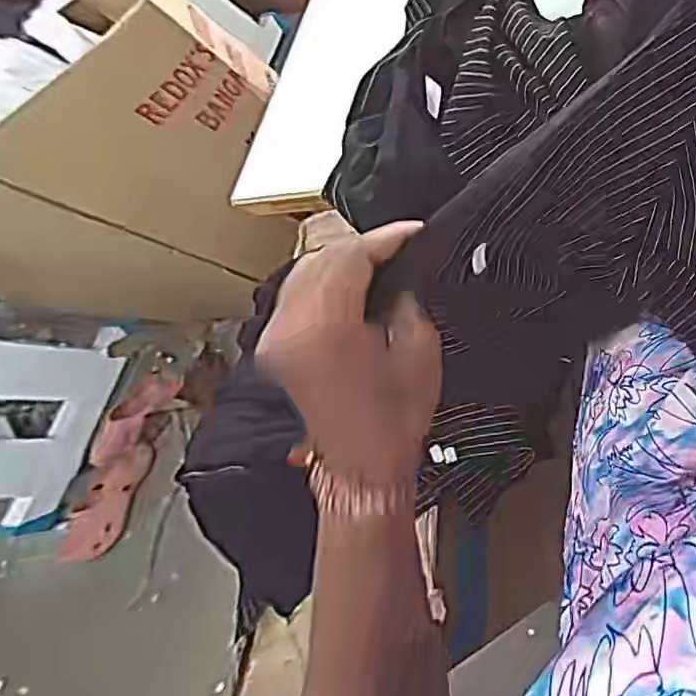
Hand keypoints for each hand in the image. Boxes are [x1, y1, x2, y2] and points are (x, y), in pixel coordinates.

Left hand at [256, 221, 439, 486]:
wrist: (362, 464)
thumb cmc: (395, 418)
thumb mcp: (419, 350)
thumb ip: (406, 303)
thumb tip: (400, 280)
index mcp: (324, 329)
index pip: (349, 257)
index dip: (386, 238)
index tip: (414, 232)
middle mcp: (289, 330)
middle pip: (320, 258)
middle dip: (364, 244)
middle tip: (401, 242)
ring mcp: (276, 339)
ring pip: (303, 272)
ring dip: (343, 258)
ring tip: (380, 256)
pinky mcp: (277, 348)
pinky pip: (297, 294)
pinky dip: (326, 278)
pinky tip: (352, 280)